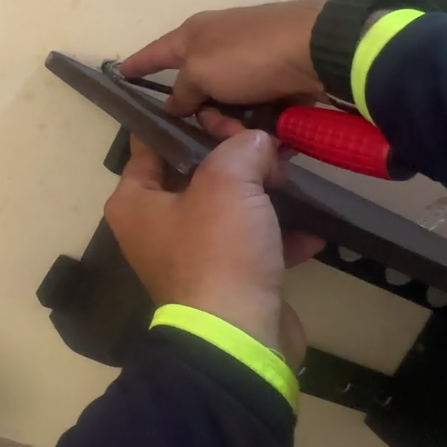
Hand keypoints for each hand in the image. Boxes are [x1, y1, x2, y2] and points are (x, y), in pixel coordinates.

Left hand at [104, 133, 322, 357]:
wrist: (241, 338)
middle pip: (194, 175)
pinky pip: (250, 247)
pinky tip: (312, 229)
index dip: (184, 121)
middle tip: (269, 143)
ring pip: (226, 210)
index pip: (150, 144)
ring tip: (293, 176)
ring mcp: (189, 255)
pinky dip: (278, 237)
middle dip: (234, 159)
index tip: (221, 107)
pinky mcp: (224, 281)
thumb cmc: (218, 250)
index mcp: (134, 201)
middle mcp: (153, 226)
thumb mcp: (227, 183)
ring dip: (262, 196)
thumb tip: (256, 142)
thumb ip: (240, 149)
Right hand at [119, 0, 325, 118]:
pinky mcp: (280, 81)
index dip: (138, 66)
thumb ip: (182, 91)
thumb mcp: (201, 73)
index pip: (156, 53)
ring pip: (228, 108)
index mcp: (195, 35)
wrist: (320, 51)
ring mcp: (252, 65)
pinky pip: (258, 111)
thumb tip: (175, 103)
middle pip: (197, 93)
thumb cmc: (249, 56)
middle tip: (221, 129)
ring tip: (256, 135)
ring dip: (236, 126)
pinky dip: (263, 125)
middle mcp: (220, 48)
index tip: (120, 75)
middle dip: (205, 118)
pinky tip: (274, 137)